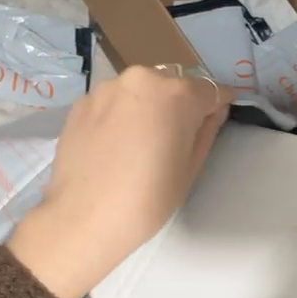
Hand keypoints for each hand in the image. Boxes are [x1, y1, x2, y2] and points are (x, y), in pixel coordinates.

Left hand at [7, 65, 234, 297]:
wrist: (86, 218)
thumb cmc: (148, 199)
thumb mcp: (190, 169)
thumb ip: (206, 131)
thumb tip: (214, 110)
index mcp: (175, 94)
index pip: (208, 89)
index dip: (215, 104)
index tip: (214, 119)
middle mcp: (140, 79)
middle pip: (171, 84)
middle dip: (178, 104)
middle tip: (172, 139)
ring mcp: (106, 88)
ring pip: (138, 91)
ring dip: (146, 107)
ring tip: (138, 144)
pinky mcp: (81, 104)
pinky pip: (111, 102)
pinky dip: (118, 116)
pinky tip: (113, 147)